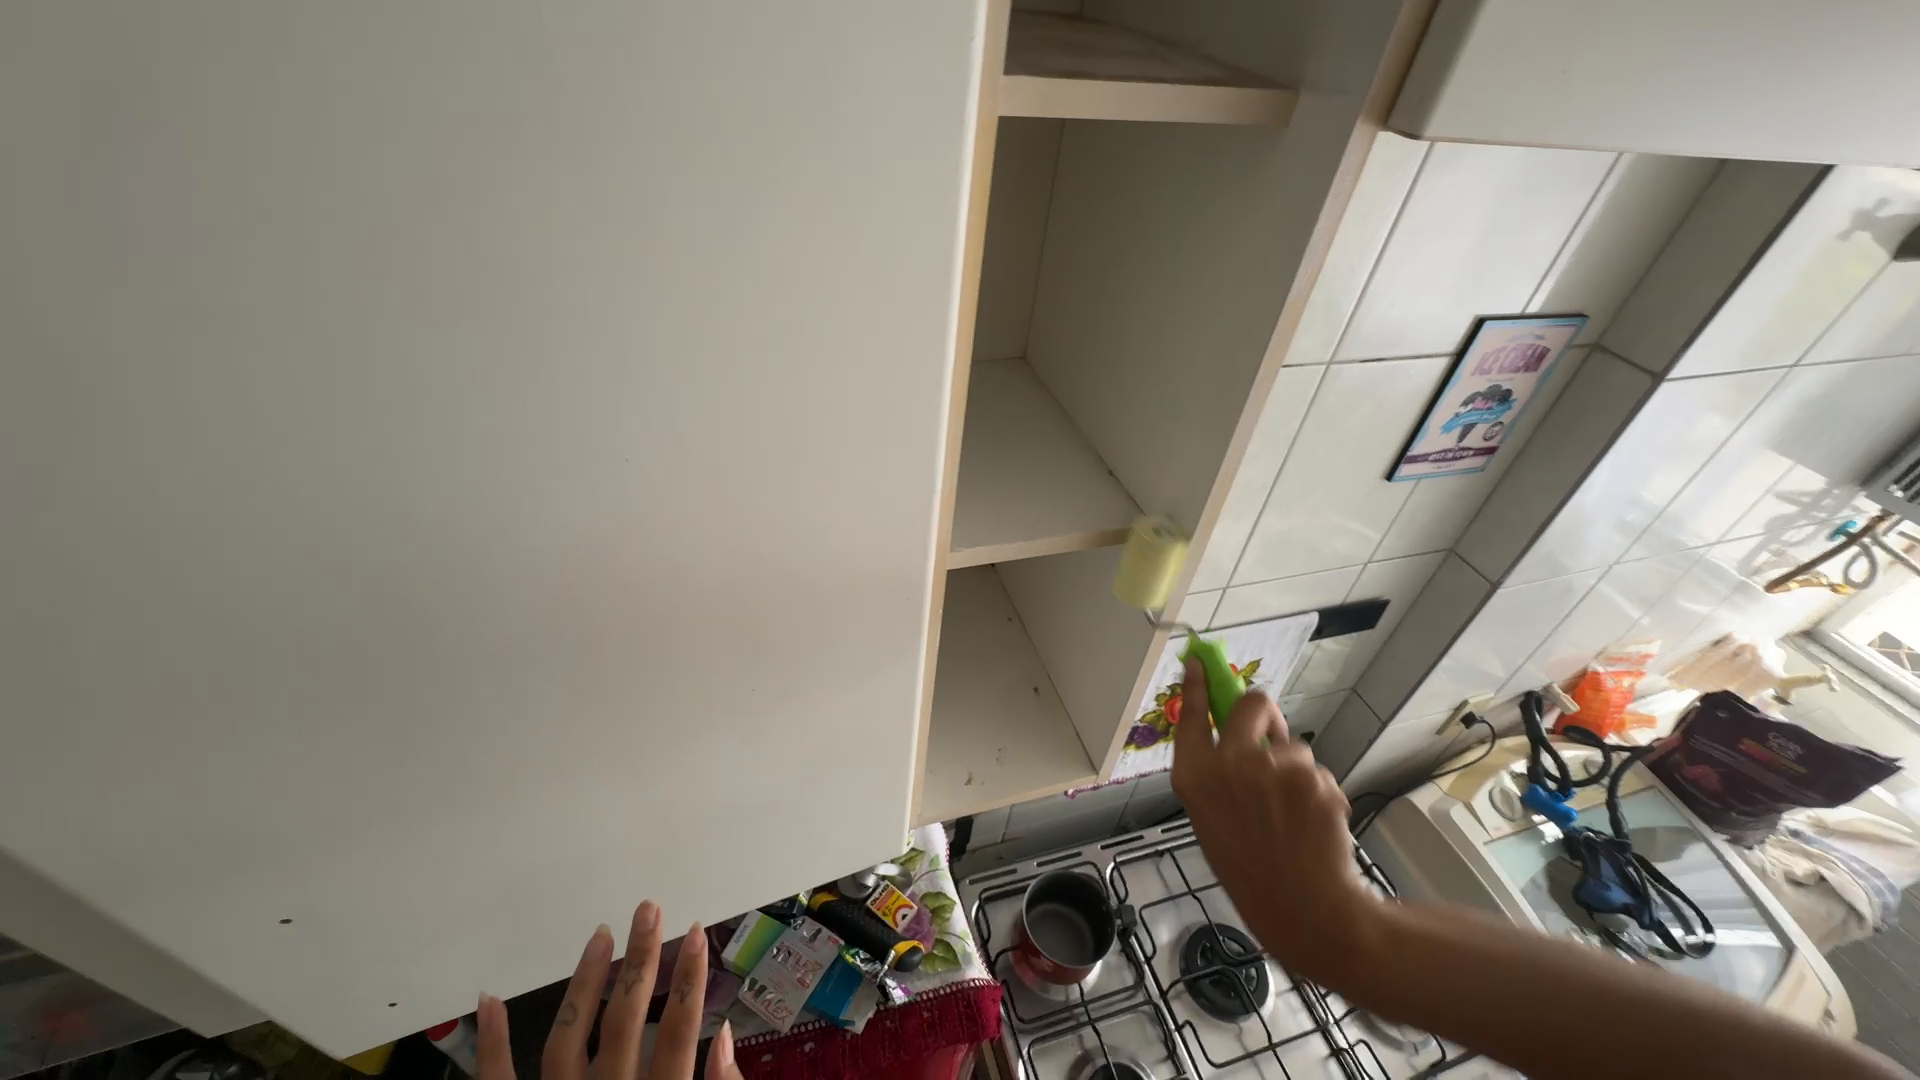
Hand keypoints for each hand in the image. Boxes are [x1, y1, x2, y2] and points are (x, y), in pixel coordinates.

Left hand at [477, 901, 743, 1079]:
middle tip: (648, 910)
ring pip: (567, 1040)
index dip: (691, 980)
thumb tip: (724, 1037)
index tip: (697, 933)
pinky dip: (491, 1045)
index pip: (678, 1034)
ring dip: (585, 982)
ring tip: (601, 934)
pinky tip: (487, 998)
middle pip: (626, 1022)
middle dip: (641, 962)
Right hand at [1170, 659, 1382, 981]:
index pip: (1191, 714)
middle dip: (1265, 714)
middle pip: (1252, 703)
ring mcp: (1272, 768)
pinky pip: (1316, 771)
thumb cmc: (1249, 868)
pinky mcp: (1312, 777)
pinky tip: (1312, 823)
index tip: (1201, 660)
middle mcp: (1228, 762)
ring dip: (1294, 768)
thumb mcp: (1210, 817)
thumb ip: (1215, 773)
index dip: (1197, 684)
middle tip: (1271, 736)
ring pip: (1292, 745)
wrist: (1304, 909)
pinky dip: (1316, 790)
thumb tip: (1238, 734)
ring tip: (1292, 813)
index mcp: (1193, 775)